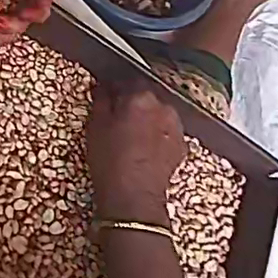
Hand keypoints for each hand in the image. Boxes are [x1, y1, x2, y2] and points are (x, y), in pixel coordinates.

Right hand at [86, 82, 184, 223]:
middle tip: (117, 119)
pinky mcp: (181, 145)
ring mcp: (175, 126)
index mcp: (140, 97)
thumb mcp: (96, 126)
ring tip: (132, 135)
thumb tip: (103, 88)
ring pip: (158, 114)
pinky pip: (167, 131)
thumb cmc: (110, 160)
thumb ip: (101, 100)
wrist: (134, 196)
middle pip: (145, 97)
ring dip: (147, 118)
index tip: (106, 96)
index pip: (126, 81)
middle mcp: (163, 106)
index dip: (114, 88)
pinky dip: (158, 134)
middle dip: (133, 104)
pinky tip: (145, 147)